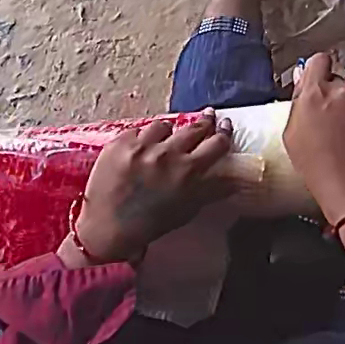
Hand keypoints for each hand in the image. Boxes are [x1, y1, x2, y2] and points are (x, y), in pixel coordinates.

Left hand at [69, 111, 234, 263]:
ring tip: (166, 138)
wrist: (108, 228)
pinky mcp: (120, 143)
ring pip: (164, 125)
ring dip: (168, 132)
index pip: (216, 144)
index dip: (223, 132)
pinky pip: (138, 130)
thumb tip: (236, 180)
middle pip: (193, 128)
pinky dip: (141, 138)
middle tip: (208, 116)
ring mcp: (142, 146)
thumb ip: (212, 191)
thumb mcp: (187, 210)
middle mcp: (167, 154)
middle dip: (203, 122)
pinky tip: (139, 149)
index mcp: (188, 172)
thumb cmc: (151, 223)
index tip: (224, 125)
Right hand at [282, 54, 344, 222]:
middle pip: (338, 79)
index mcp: (314, 92)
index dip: (317, 71)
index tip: (317, 81)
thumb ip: (297, 100)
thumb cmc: (318, 167)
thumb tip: (302, 77)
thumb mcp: (292, 135)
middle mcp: (343, 90)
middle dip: (333, 94)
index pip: (318, 61)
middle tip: (330, 120)